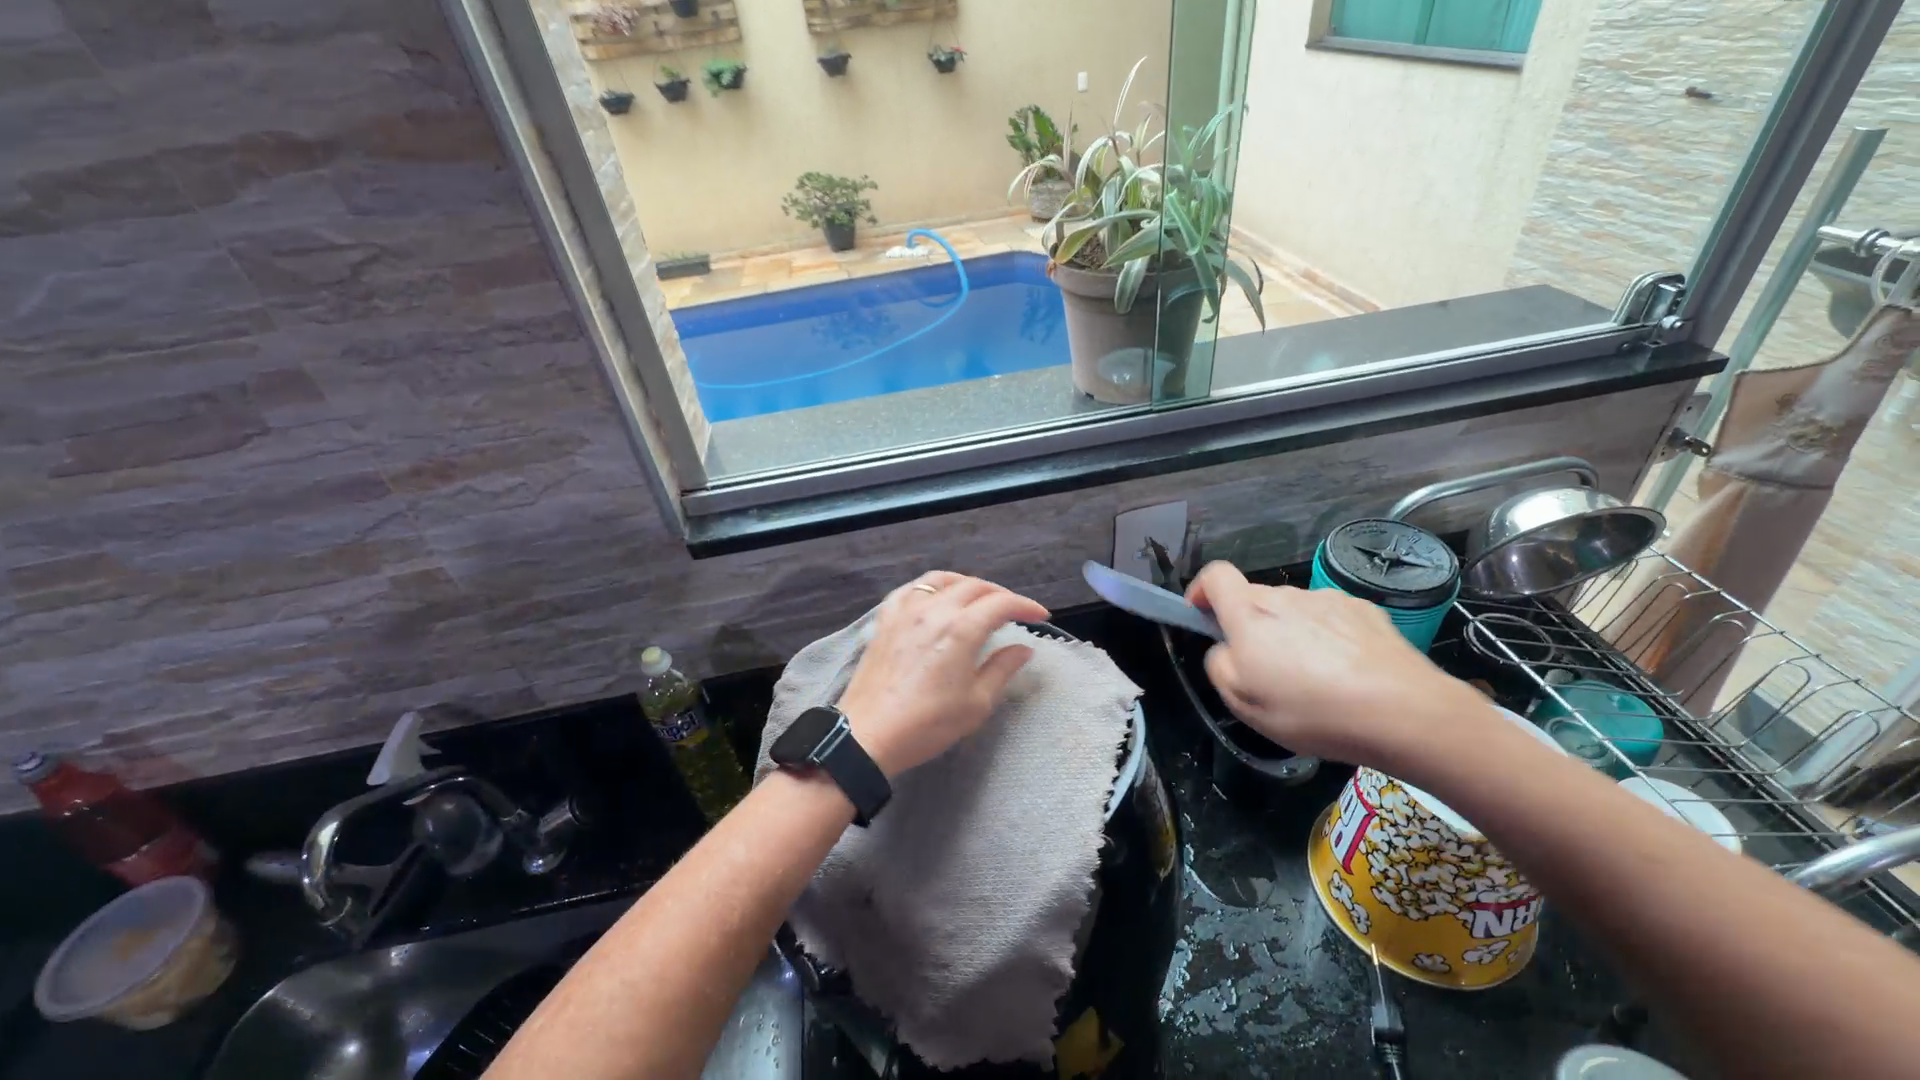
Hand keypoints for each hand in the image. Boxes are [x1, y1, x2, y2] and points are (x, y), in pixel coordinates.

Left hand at [838, 572, 1049, 777]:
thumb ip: (1002, 669)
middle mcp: (934, 610)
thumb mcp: (976, 703)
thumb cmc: (928, 724)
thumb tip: (1023, 649)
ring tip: (979, 598)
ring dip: (966, 584)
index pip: (1001, 604)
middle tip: (1014, 611)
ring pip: (941, 580)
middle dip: (1000, 594)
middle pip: (974, 586)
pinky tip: (935, 598)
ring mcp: (905, 612)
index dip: (1025, 607)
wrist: (869, 735)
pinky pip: (910, 590)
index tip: (1040, 615)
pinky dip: (931, 587)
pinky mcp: (885, 621)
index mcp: (962, 629)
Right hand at [1185, 561, 1490, 769]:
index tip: (1202, 615)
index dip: (1202, 590)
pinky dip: (1328, 638)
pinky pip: (1332, 619)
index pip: (1215, 575)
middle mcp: (1287, 596)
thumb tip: (1227, 648)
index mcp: (1250, 614)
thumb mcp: (1243, 703)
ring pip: (1295, 610)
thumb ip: (1220, 665)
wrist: (1402, 711)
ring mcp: (1330, 599)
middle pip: (1256, 598)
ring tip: (1314, 679)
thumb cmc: (1311, 709)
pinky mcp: (1366, 611)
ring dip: (1292, 633)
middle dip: (1251, 625)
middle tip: (1264, 669)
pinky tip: (1346, 673)